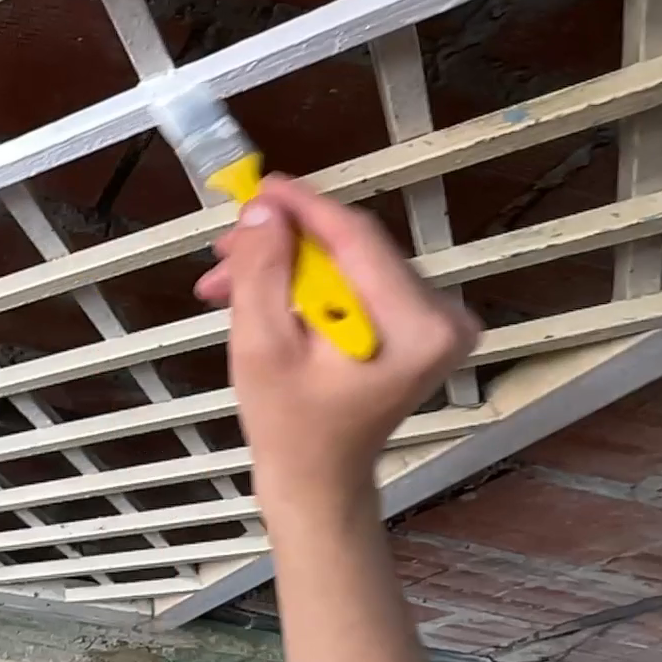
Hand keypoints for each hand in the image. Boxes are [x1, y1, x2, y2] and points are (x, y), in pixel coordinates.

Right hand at [196, 175, 478, 517]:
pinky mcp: (414, 328)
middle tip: (221, 252)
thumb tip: (261, 211)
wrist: (316, 476)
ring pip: (346, 263)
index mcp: (415, 324)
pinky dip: (304, 283)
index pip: (356, 238)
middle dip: (280, 243)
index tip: (256, 186)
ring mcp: (432, 322)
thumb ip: (262, 272)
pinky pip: (352, 283)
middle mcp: (441, 315)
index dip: (302, 206)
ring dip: (283, 264)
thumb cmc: (286, 421)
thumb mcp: (260, 344)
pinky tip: (259, 295)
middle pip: (351, 249)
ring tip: (224, 283)